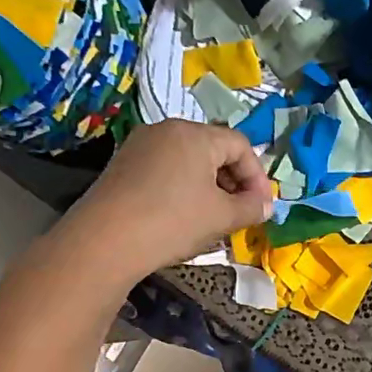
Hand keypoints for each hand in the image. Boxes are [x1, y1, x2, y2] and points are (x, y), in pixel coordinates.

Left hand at [58, 119, 273, 280]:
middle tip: (239, 215)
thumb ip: (250, 208)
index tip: (261, 208)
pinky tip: (180, 219)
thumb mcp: (221, 217)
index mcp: (195, 134)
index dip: (257, 177)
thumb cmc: (172, 222)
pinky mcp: (121, 167)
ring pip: (187, 162)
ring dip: (207, 189)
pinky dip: (181, 191)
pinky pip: (164, 172)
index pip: (239, 145)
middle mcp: (166, 130)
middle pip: (212, 150)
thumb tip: (266, 205)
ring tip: (212, 221)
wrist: (104, 241)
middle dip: (232, 183)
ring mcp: (139, 146)